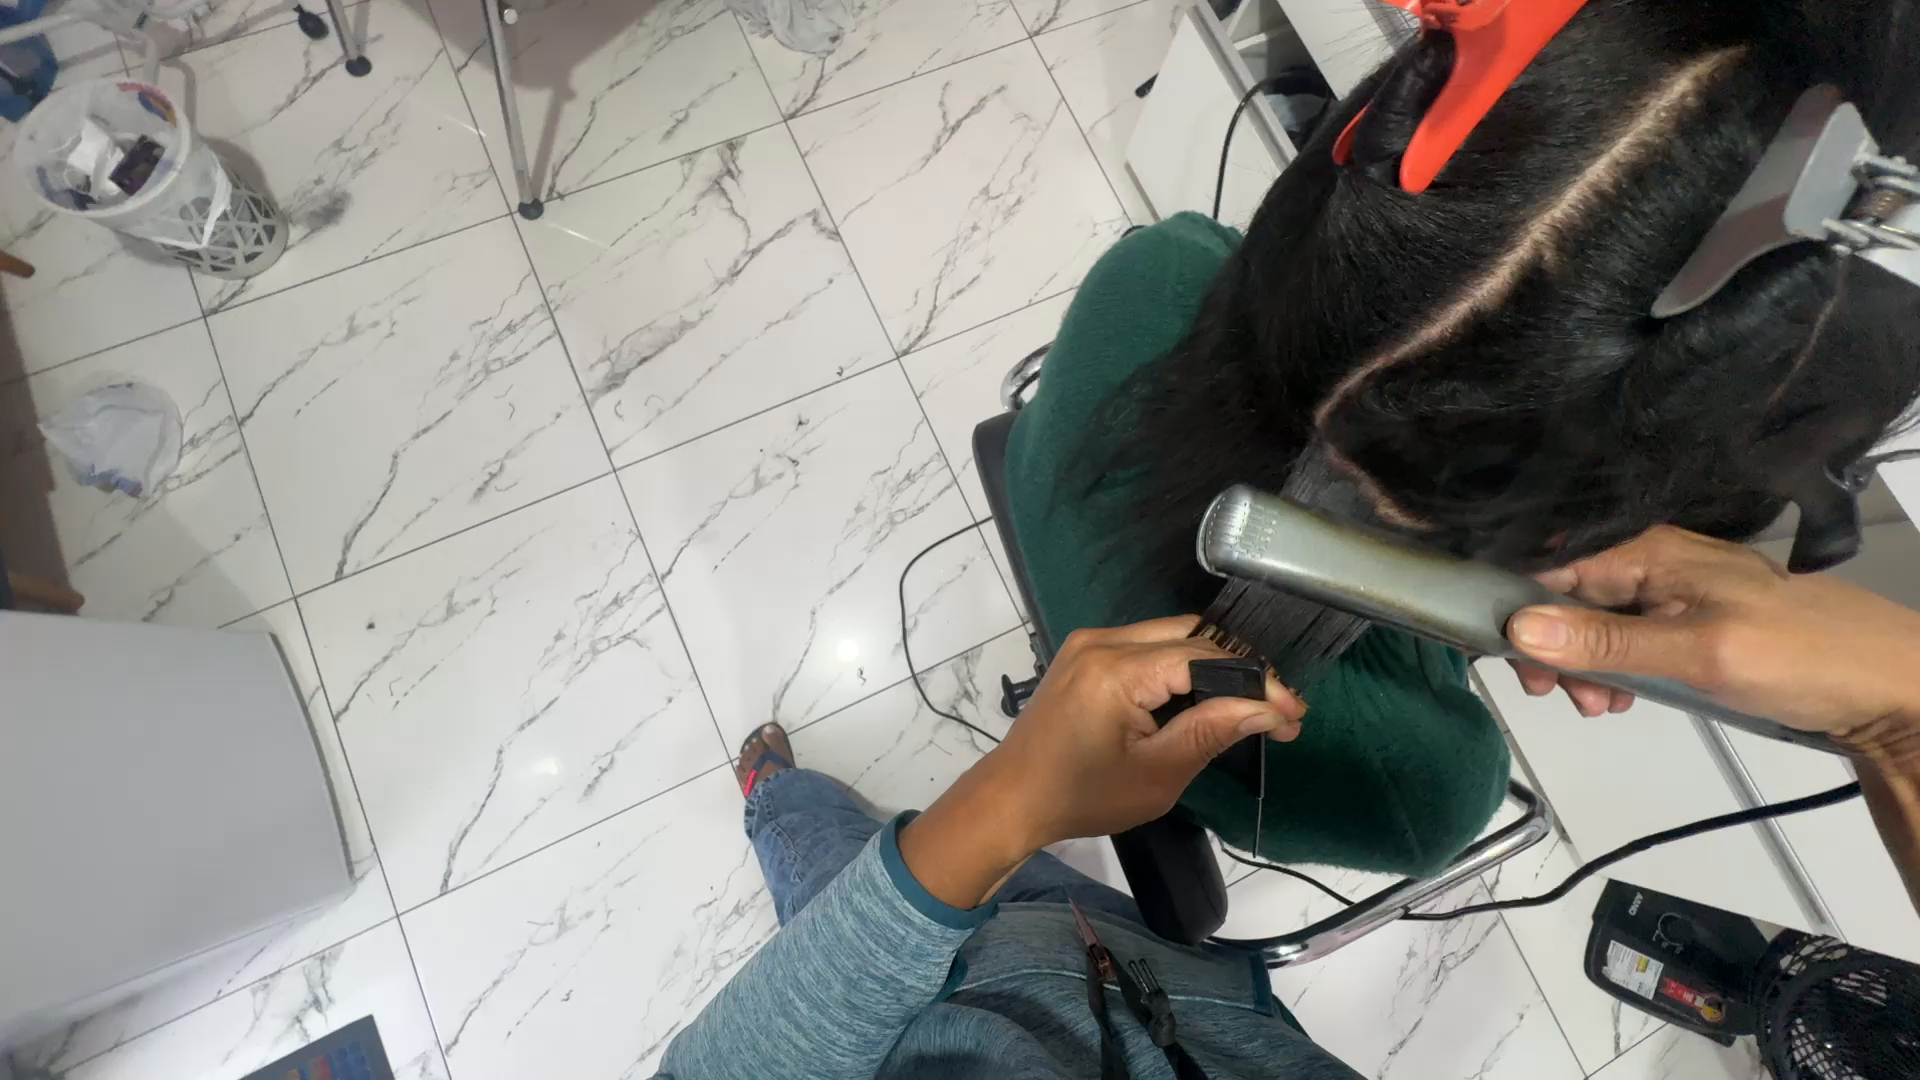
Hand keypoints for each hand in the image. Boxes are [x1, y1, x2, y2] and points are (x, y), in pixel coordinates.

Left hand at [899, 617, 1304, 907]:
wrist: (1014, 795)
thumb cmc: (1083, 795)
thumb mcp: (1157, 774)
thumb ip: (1212, 731)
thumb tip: (1269, 709)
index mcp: (1116, 668)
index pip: (1204, 657)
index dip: (1255, 680)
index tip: (1293, 714)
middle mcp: (1102, 640)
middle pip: (1189, 635)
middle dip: (1238, 668)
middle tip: (1274, 710)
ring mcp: (1089, 642)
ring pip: (1169, 636)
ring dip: (1210, 666)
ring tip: (1246, 707)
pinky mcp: (1084, 653)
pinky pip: (1145, 646)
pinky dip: (1178, 668)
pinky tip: (1202, 699)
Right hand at [1503, 525, 1919, 750]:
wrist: (1902, 692)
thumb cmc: (1804, 657)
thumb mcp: (1699, 652)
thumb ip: (1605, 641)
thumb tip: (1516, 628)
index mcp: (1644, 551)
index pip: (1546, 569)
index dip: (1517, 612)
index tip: (1516, 662)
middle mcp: (1644, 563)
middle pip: (1559, 599)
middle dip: (1551, 649)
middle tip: (1560, 695)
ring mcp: (1661, 592)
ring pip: (1584, 623)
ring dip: (1578, 666)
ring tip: (1603, 704)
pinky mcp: (1675, 620)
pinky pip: (1615, 638)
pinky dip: (1607, 668)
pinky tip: (1621, 694)